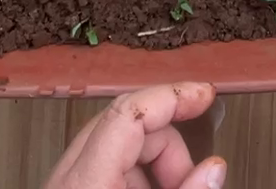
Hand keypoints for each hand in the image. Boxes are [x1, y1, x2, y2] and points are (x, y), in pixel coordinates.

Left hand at [44, 82, 225, 188]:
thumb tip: (214, 169)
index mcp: (85, 184)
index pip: (130, 112)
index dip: (172, 95)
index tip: (205, 96)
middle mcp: (66, 179)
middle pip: (128, 126)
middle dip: (168, 146)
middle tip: (191, 181)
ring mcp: (61, 186)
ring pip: (118, 148)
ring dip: (154, 166)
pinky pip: (104, 167)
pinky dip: (134, 179)